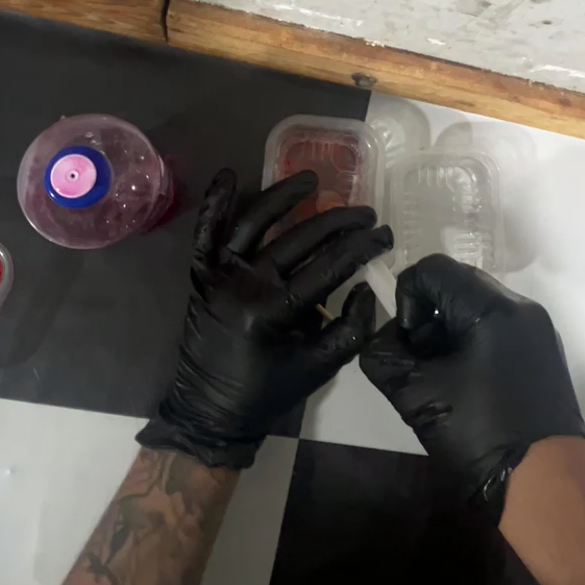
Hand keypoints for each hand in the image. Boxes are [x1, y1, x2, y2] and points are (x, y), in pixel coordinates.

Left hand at [138, 168, 390, 468]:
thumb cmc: (269, 391)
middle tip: (365, 212)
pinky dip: (215, 202)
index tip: (384, 234)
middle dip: (338, 222)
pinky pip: (205, 231)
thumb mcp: (321, 368)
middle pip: (299, 239)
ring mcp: (219, 274)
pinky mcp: (200, 272)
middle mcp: (245, 284)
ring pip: (253, 221)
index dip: (361, 247)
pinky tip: (228, 173)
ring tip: (312, 179)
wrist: (209, 411)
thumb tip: (367, 286)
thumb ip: (351, 327)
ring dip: (284, 195)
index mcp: (275, 312)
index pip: (328, 267)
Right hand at [359, 254, 584, 515]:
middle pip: (457, 284)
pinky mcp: (544, 354)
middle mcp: (521, 308)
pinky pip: (498, 328)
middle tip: (420, 362)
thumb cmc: (482, 436)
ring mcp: (538, 330)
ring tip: (443, 379)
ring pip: (477, 307)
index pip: (433, 269)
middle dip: (428, 316)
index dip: (407, 298)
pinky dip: (473, 343)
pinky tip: (468, 387)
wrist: (548, 489)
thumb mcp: (417, 396)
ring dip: (449, 331)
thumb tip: (382, 340)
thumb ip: (384, 357)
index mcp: (493, 308)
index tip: (408, 344)